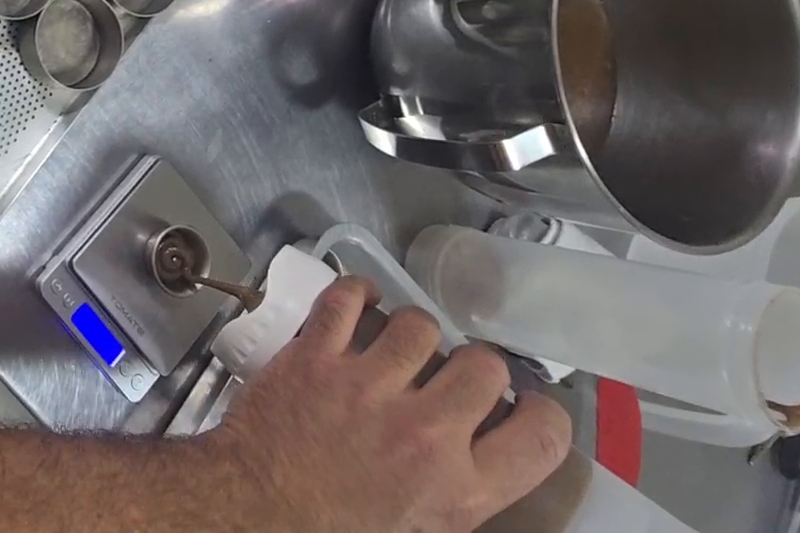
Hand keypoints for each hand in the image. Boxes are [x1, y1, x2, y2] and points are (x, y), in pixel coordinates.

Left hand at [210, 276, 570, 532]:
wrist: (258, 505)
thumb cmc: (338, 527)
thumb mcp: (425, 530)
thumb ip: (462, 491)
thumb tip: (483, 458)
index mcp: (461, 486)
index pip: (541, 435)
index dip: (540, 412)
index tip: (521, 403)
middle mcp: (424, 430)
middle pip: (483, 366)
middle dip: (473, 363)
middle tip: (450, 370)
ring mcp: (365, 384)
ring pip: (417, 325)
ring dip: (414, 329)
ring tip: (401, 341)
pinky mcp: (314, 354)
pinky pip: (345, 300)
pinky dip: (356, 291)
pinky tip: (361, 299)